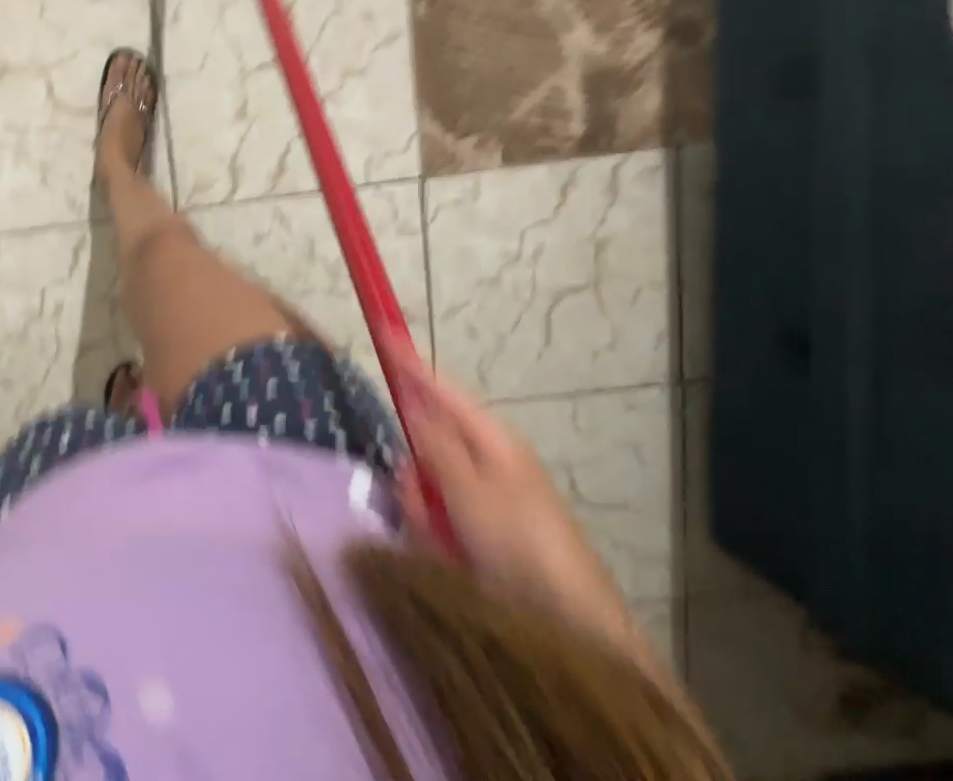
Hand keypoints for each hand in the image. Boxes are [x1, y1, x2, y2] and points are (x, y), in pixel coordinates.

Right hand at [381, 333, 633, 642]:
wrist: (567, 615)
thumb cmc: (518, 540)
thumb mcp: (467, 488)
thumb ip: (434, 443)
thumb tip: (411, 398)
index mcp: (490, 439)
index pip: (443, 391)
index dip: (412, 367)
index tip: (385, 337)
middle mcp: (485, 461)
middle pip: (424, 446)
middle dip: (415, 475)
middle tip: (423, 503)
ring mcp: (483, 496)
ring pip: (425, 487)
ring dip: (423, 512)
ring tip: (443, 542)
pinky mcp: (479, 529)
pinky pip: (437, 518)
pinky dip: (435, 535)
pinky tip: (449, 557)